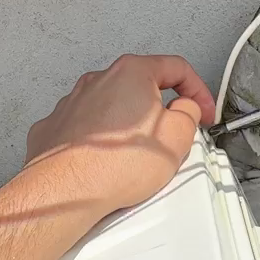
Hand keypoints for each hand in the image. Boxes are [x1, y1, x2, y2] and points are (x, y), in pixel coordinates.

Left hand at [24, 54, 213, 214]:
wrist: (67, 190)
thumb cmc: (113, 165)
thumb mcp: (176, 138)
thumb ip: (189, 114)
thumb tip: (185, 110)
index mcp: (132, 73)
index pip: (177, 68)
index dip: (197, 90)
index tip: (202, 109)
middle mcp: (100, 80)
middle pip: (143, 86)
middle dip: (161, 109)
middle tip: (171, 136)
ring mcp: (75, 101)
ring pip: (114, 106)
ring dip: (129, 125)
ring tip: (135, 157)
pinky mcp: (58, 124)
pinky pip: (88, 126)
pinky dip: (100, 138)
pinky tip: (107, 160)